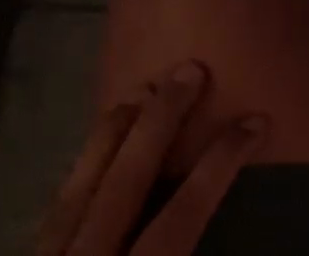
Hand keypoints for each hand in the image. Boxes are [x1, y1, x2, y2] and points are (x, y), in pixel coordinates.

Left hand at [36, 60, 266, 255]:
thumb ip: (199, 248)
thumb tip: (241, 220)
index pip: (182, 215)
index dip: (219, 165)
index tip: (256, 121)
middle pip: (122, 184)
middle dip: (158, 124)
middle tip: (190, 70)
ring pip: (76, 191)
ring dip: (110, 136)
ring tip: (140, 91)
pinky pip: (53, 212)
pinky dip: (78, 172)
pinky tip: (95, 152)